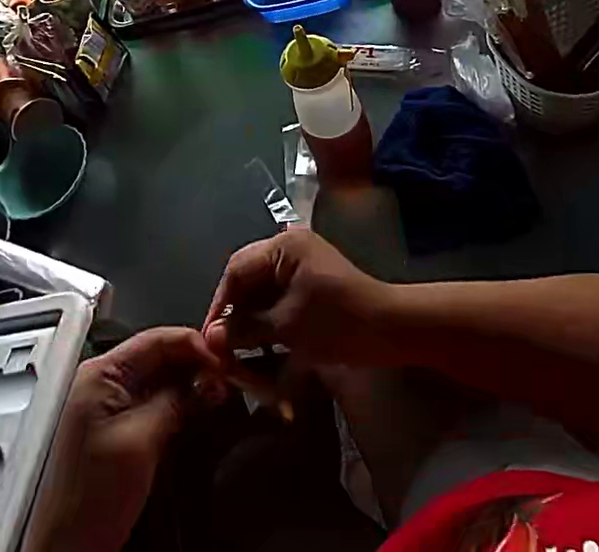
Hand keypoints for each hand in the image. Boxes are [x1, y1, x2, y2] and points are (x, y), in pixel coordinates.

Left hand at [23, 328, 224, 551]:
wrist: (68, 550)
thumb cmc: (91, 499)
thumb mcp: (142, 441)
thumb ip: (177, 400)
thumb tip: (208, 378)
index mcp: (99, 375)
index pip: (156, 339)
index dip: (194, 343)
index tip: (223, 357)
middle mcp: (101, 381)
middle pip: (159, 354)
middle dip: (194, 362)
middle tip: (226, 375)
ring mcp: (107, 403)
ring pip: (159, 375)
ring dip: (189, 380)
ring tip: (217, 391)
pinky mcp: (116, 423)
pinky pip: (153, 396)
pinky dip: (178, 398)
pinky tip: (198, 406)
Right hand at [203, 230, 396, 366]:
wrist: (389, 329)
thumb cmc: (337, 321)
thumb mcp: (286, 326)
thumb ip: (245, 328)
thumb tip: (211, 338)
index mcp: (284, 246)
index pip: (237, 269)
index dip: (220, 304)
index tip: (209, 339)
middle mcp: (290, 249)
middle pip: (248, 278)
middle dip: (234, 313)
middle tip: (222, 348)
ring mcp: (301, 266)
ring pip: (261, 291)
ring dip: (250, 320)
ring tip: (238, 351)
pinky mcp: (310, 284)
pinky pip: (278, 298)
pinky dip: (268, 320)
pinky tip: (260, 345)